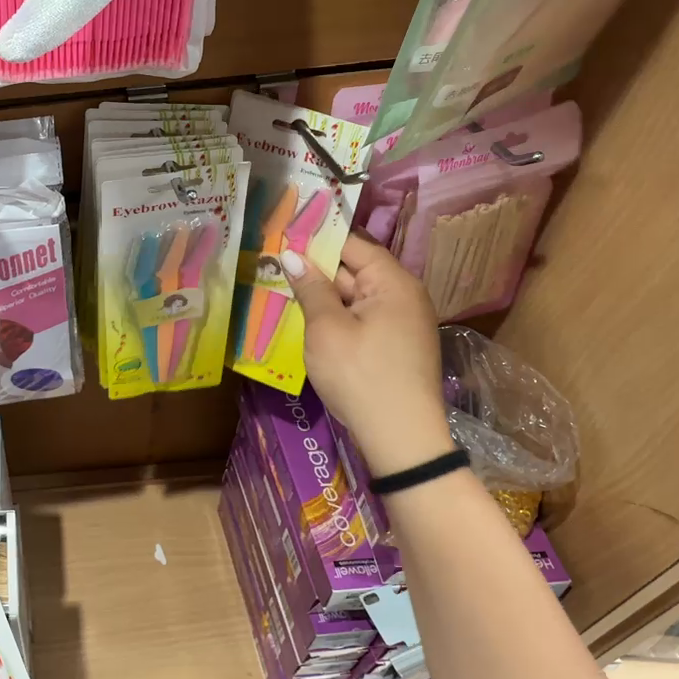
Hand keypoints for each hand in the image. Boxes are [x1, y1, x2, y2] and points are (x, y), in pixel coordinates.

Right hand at [281, 234, 452, 475]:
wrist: (402, 440)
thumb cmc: (360, 375)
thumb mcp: (327, 329)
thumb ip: (310, 288)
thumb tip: (292, 255)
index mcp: (393, 283)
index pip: (352, 245)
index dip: (316, 240)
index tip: (281, 238)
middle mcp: (404, 296)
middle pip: (355, 269)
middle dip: (316, 269)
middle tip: (273, 265)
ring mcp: (402, 323)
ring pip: (356, 296)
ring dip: (323, 295)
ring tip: (283, 291)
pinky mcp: (396, 345)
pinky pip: (362, 318)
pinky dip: (336, 316)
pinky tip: (308, 321)